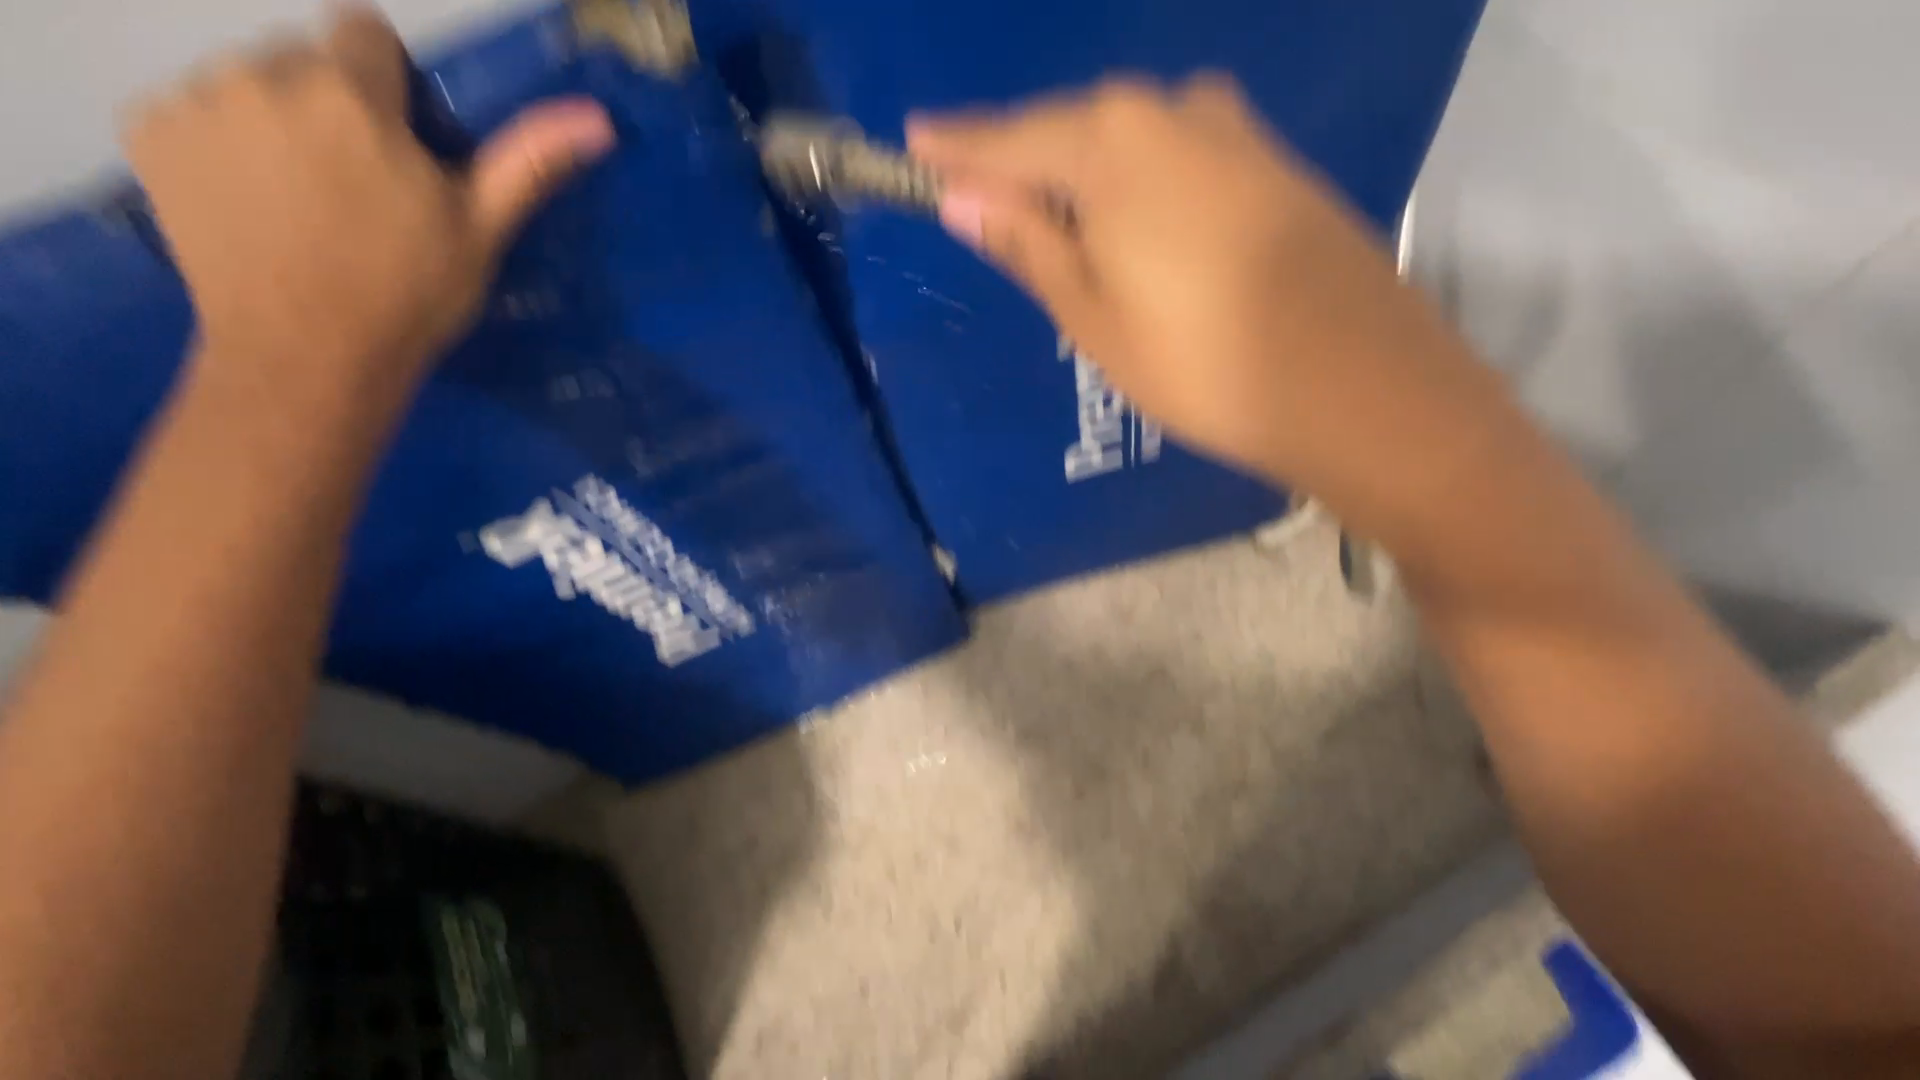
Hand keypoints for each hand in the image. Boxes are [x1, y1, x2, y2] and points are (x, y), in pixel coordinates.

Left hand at [122, 5, 615, 411]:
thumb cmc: (408, 294)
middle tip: (356, 185)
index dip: (389, 85)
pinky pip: (194, 113)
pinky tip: (249, 204)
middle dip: (332, 104)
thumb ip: (529, 161)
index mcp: (350, 93)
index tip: (400, 142)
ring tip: (301, 200)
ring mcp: (197, 103)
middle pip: (305, 61)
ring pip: (248, 84)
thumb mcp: (482, 230)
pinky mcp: (151, 136)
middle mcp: (261, 74)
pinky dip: (221, 145)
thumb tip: (598, 118)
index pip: (366, 33)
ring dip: (275, 121)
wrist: (307, 358)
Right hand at [908, 75, 1472, 480]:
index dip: (958, 150)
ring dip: (1079, 179)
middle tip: (973, 193)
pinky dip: (1134, 186)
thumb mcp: (1091, 313)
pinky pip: (1173, 159)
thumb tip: (963, 197)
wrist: (1358, 384)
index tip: (913, 145)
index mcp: (1114, 142)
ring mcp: (1232, 131)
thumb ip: (1026, 242)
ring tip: (1045, 222)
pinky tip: (1126, 224)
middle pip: (1070, 132)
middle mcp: (1173, 110)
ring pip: (1126, 145)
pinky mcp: (1270, 163)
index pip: (1010, 139)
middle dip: (1020, 163)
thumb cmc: (1200, 361)